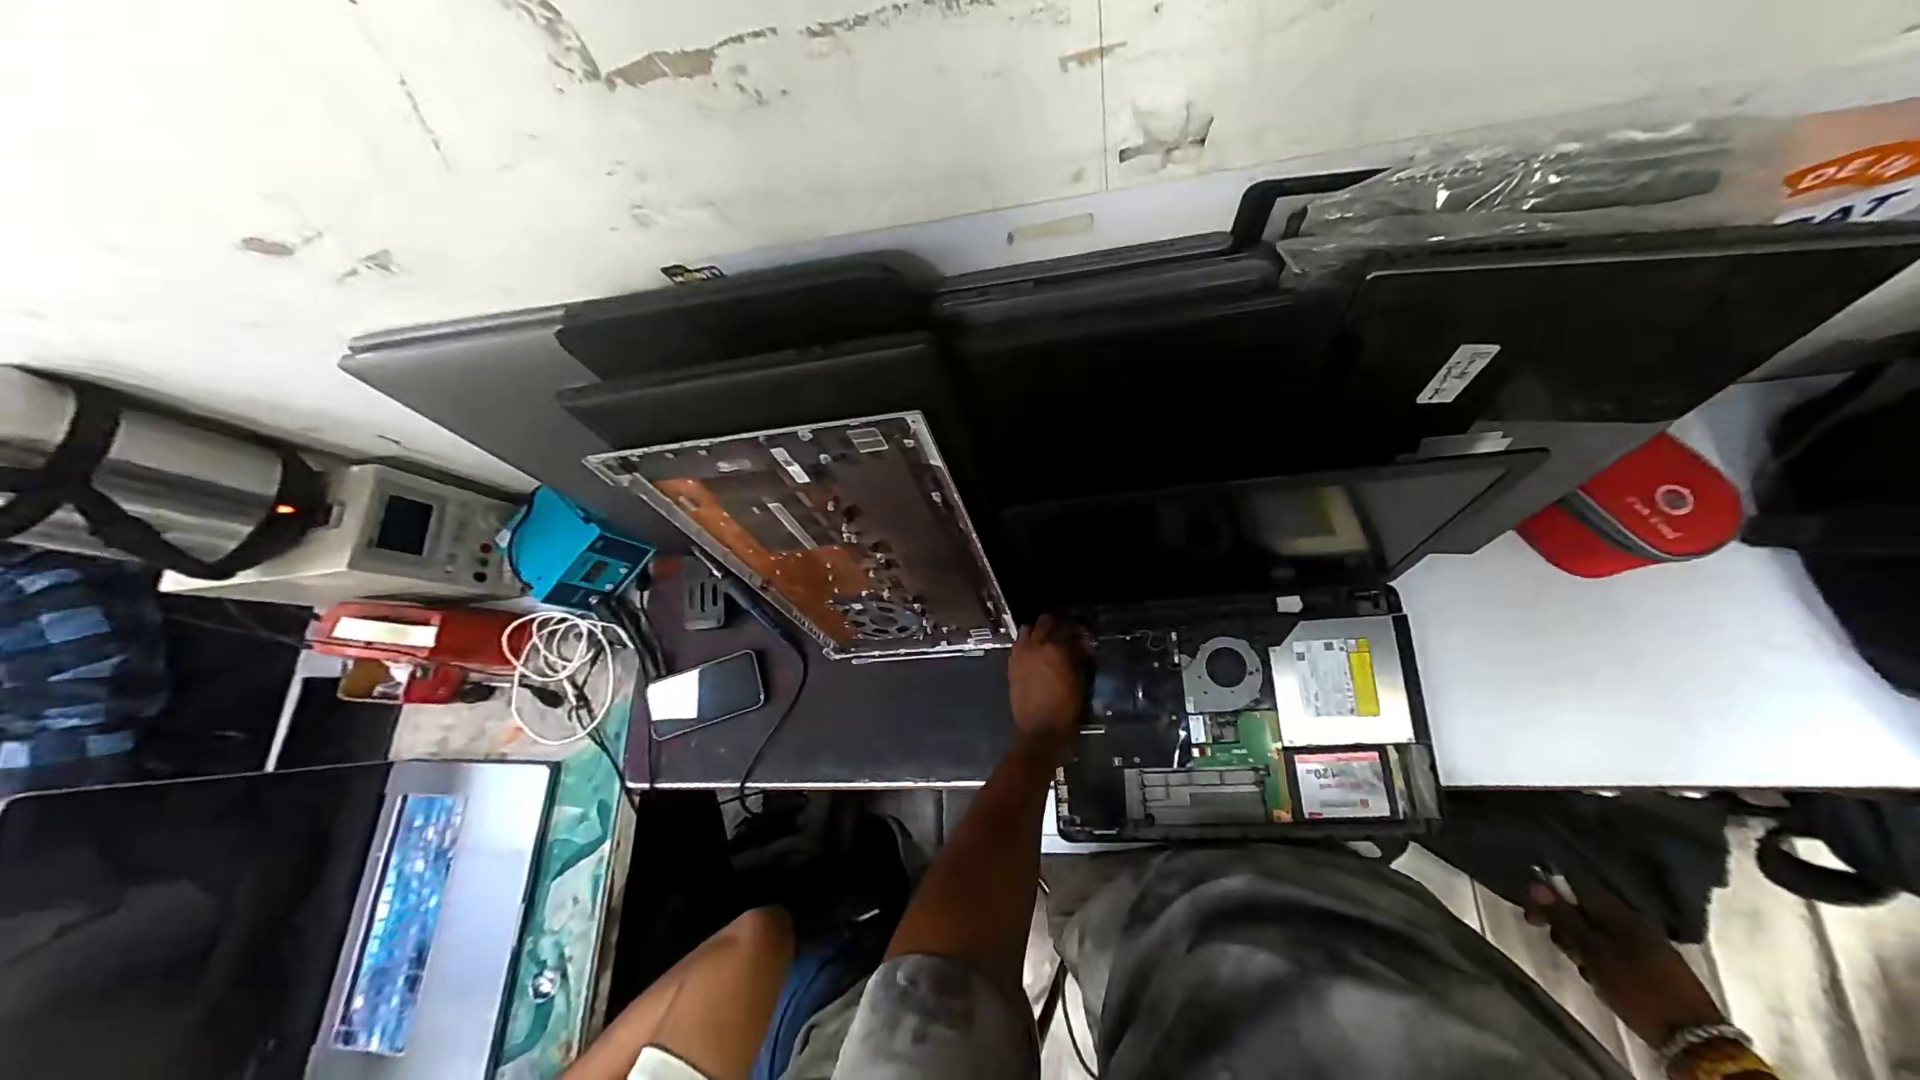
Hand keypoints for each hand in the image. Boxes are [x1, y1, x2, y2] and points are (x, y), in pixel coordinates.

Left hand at [1007, 615, 1087, 751]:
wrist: (1039, 728)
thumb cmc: (1065, 707)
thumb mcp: (1079, 680)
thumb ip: (1077, 657)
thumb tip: (1079, 645)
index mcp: (1055, 648)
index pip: (1067, 627)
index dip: (1077, 629)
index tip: (1082, 634)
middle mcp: (1035, 645)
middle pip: (1044, 620)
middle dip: (1056, 623)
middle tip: (1064, 632)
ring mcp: (1020, 653)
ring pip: (1027, 629)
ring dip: (1038, 631)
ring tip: (1047, 641)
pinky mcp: (1012, 663)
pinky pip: (1018, 644)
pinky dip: (1027, 643)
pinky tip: (1034, 654)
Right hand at [1523, 878, 1723, 1048]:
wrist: (1697, 1041)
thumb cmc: (1640, 990)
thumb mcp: (1594, 953)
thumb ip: (1564, 918)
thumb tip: (1534, 884)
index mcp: (1622, 915)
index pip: (1575, 887)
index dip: (1549, 896)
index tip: (1532, 916)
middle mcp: (1634, 924)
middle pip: (1584, 911)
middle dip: (1565, 927)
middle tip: (1562, 949)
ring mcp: (1646, 947)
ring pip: (1596, 935)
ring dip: (1581, 948)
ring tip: (1586, 970)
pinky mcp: (1651, 968)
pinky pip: (1612, 953)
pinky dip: (1600, 962)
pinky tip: (1601, 980)